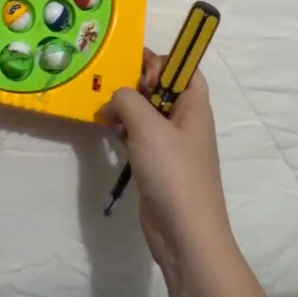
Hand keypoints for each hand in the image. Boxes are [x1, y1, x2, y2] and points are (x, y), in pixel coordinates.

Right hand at [101, 51, 233, 275]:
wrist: (185, 234)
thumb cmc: (173, 173)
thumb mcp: (147, 126)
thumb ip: (127, 99)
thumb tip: (114, 98)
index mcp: (194, 106)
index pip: (184, 68)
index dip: (162, 61)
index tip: (136, 69)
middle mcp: (185, 121)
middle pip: (161, 88)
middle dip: (135, 83)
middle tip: (111, 85)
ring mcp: (170, 144)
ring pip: (146, 112)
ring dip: (125, 108)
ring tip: (104, 110)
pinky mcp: (156, 163)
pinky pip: (138, 135)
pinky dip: (123, 130)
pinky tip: (108, 132)